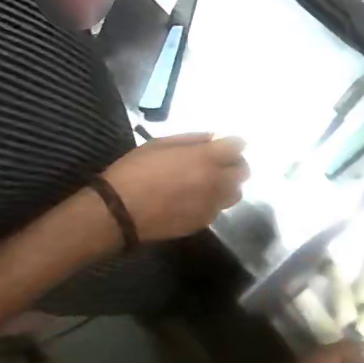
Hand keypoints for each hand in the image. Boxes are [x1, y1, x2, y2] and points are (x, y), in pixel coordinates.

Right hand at [101, 133, 248, 242]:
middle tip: (218, 163)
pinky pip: (218, 210)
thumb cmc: (135, 170)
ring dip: (227, 185)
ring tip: (207, 183)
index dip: (232, 143)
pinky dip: (213, 202)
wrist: (120, 211)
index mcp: (206, 158)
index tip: (223, 144)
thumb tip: (212, 139)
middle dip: (235, 164)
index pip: (238, 146)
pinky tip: (193, 200)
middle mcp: (216, 181)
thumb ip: (192, 140)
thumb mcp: (160, 144)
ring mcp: (211, 205)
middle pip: (244, 172)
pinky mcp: (203, 223)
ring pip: (235, 194)